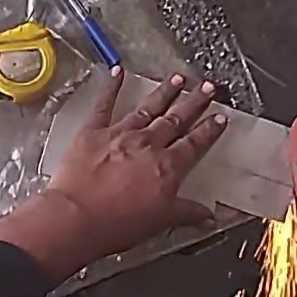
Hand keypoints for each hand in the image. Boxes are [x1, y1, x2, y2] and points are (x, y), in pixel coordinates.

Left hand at [0, 69, 227, 282]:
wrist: (76, 217)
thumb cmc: (117, 224)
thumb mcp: (159, 222)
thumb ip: (185, 214)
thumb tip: (208, 216)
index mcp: (167, 167)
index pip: (195, 144)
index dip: (209, 130)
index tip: (220, 117)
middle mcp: (148, 145)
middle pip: (176, 119)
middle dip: (194, 102)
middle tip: (208, 87)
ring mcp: (120, 135)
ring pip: (148, 108)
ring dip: (165, 92)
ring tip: (178, 78)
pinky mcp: (93, 132)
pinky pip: (104, 105)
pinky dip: (111, 87)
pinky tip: (118, 72)